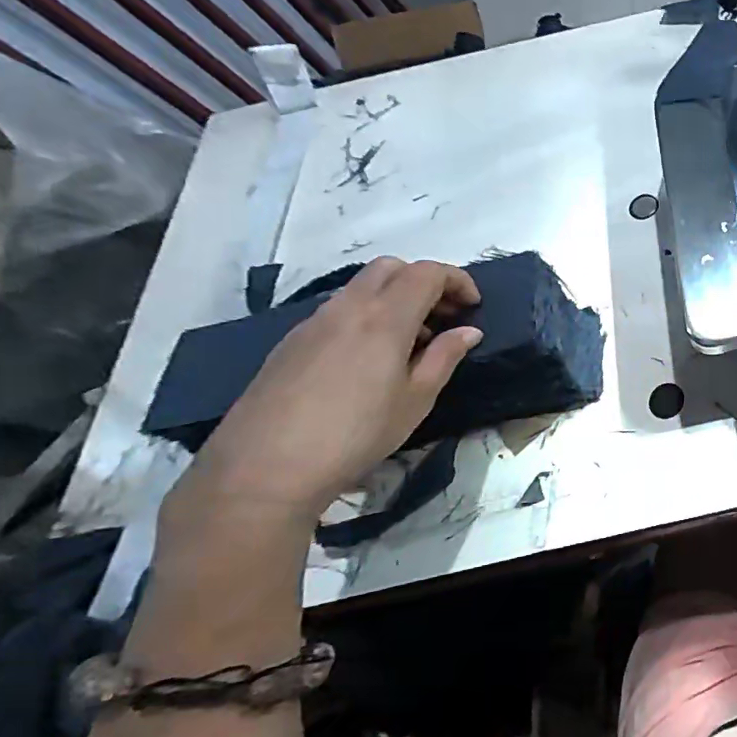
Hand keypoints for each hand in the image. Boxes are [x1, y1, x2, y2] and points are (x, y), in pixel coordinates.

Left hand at [172, 258, 483, 526]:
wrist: (264, 468)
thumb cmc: (357, 434)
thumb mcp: (416, 399)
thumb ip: (444, 357)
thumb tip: (468, 331)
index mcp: (385, 317)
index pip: (427, 273)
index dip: (457, 281)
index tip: (472, 307)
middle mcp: (348, 307)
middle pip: (391, 268)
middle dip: (424, 282)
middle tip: (443, 317)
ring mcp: (313, 322)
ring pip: (361, 287)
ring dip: (394, 299)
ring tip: (410, 343)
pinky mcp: (291, 342)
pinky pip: (338, 310)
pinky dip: (366, 316)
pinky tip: (369, 359)